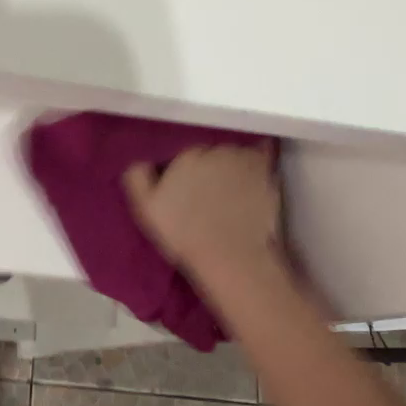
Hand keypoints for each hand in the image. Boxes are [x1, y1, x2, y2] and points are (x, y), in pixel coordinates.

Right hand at [123, 145, 283, 280]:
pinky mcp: (267, 172)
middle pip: (209, 150)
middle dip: (207, 165)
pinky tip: (250, 180)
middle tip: (206, 190)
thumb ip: (138, 176)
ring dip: (230, 164)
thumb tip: (141, 159)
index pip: (183, 151)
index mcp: (186, 154)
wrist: (232, 256)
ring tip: (229, 189)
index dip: (182, 169)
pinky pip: (260, 157)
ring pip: (233, 152)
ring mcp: (245, 159)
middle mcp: (216, 149)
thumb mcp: (146, 207)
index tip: (183, 187)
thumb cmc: (184, 234)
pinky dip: (255, 164)